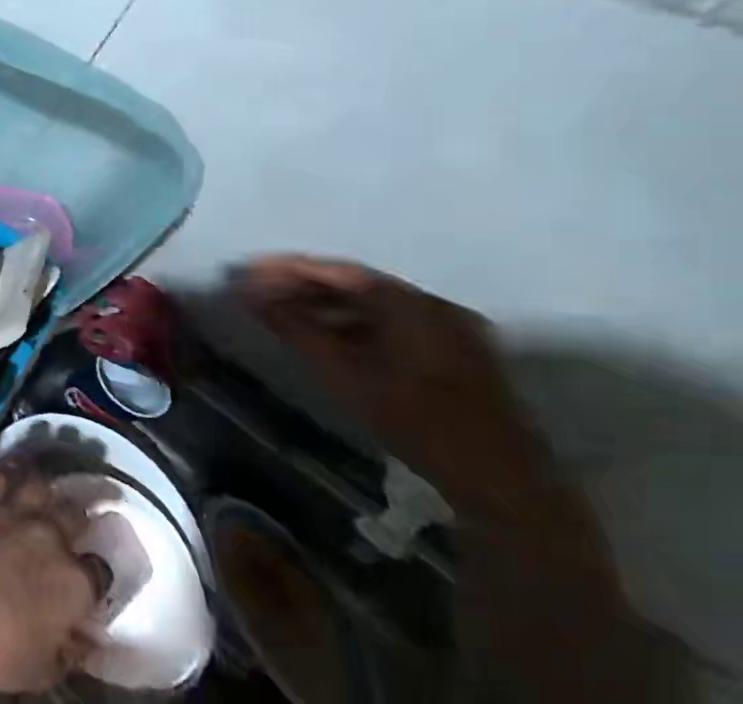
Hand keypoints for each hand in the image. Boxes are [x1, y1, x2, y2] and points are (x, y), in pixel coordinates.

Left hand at [0, 467, 106, 694]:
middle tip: (76, 519)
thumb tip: (83, 640)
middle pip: (75, 515)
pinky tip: (11, 471)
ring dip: (47, 488)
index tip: (88, 579)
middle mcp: (51, 539)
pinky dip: (10, 471)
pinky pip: (1, 476)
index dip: (95, 575)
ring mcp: (13, 514)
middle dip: (78, 518)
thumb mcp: (40, 670)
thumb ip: (68, 651)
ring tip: (46, 490)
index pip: (100, 571)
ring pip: (41, 486)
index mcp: (75, 584)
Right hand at [236, 254, 546, 505]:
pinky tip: (324, 336)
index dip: (288, 268)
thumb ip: (294, 328)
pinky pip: (393, 323)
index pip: (338, 271)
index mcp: (411, 304)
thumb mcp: (343, 374)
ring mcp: (451, 328)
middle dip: (303, 285)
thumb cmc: (415, 420)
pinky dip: (353, 323)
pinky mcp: (455, 351)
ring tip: (281, 313)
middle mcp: (435, 305)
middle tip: (257, 290)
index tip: (247, 271)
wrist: (499, 479)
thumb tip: (249, 296)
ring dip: (326, 306)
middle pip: (356, 284)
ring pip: (374, 305)